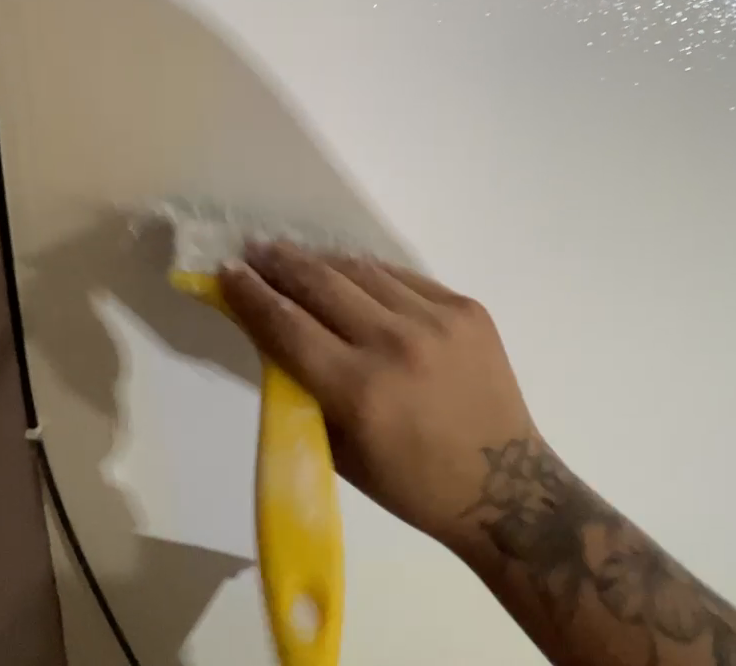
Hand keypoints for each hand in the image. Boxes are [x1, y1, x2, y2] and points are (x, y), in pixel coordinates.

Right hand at [218, 241, 539, 550]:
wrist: (507, 487)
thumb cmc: (411, 483)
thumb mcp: (341, 450)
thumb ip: (304, 389)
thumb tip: (273, 334)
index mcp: (359, 390)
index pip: (287, 325)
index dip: (251, 294)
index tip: (227, 271)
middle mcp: (395, 345)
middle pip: (320, 284)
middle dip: (280, 263)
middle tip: (255, 249)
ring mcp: (437, 321)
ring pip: (361, 271)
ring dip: (321, 260)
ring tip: (295, 254)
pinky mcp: (466, 308)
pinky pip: (402, 276)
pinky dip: (369, 272)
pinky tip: (350, 270)